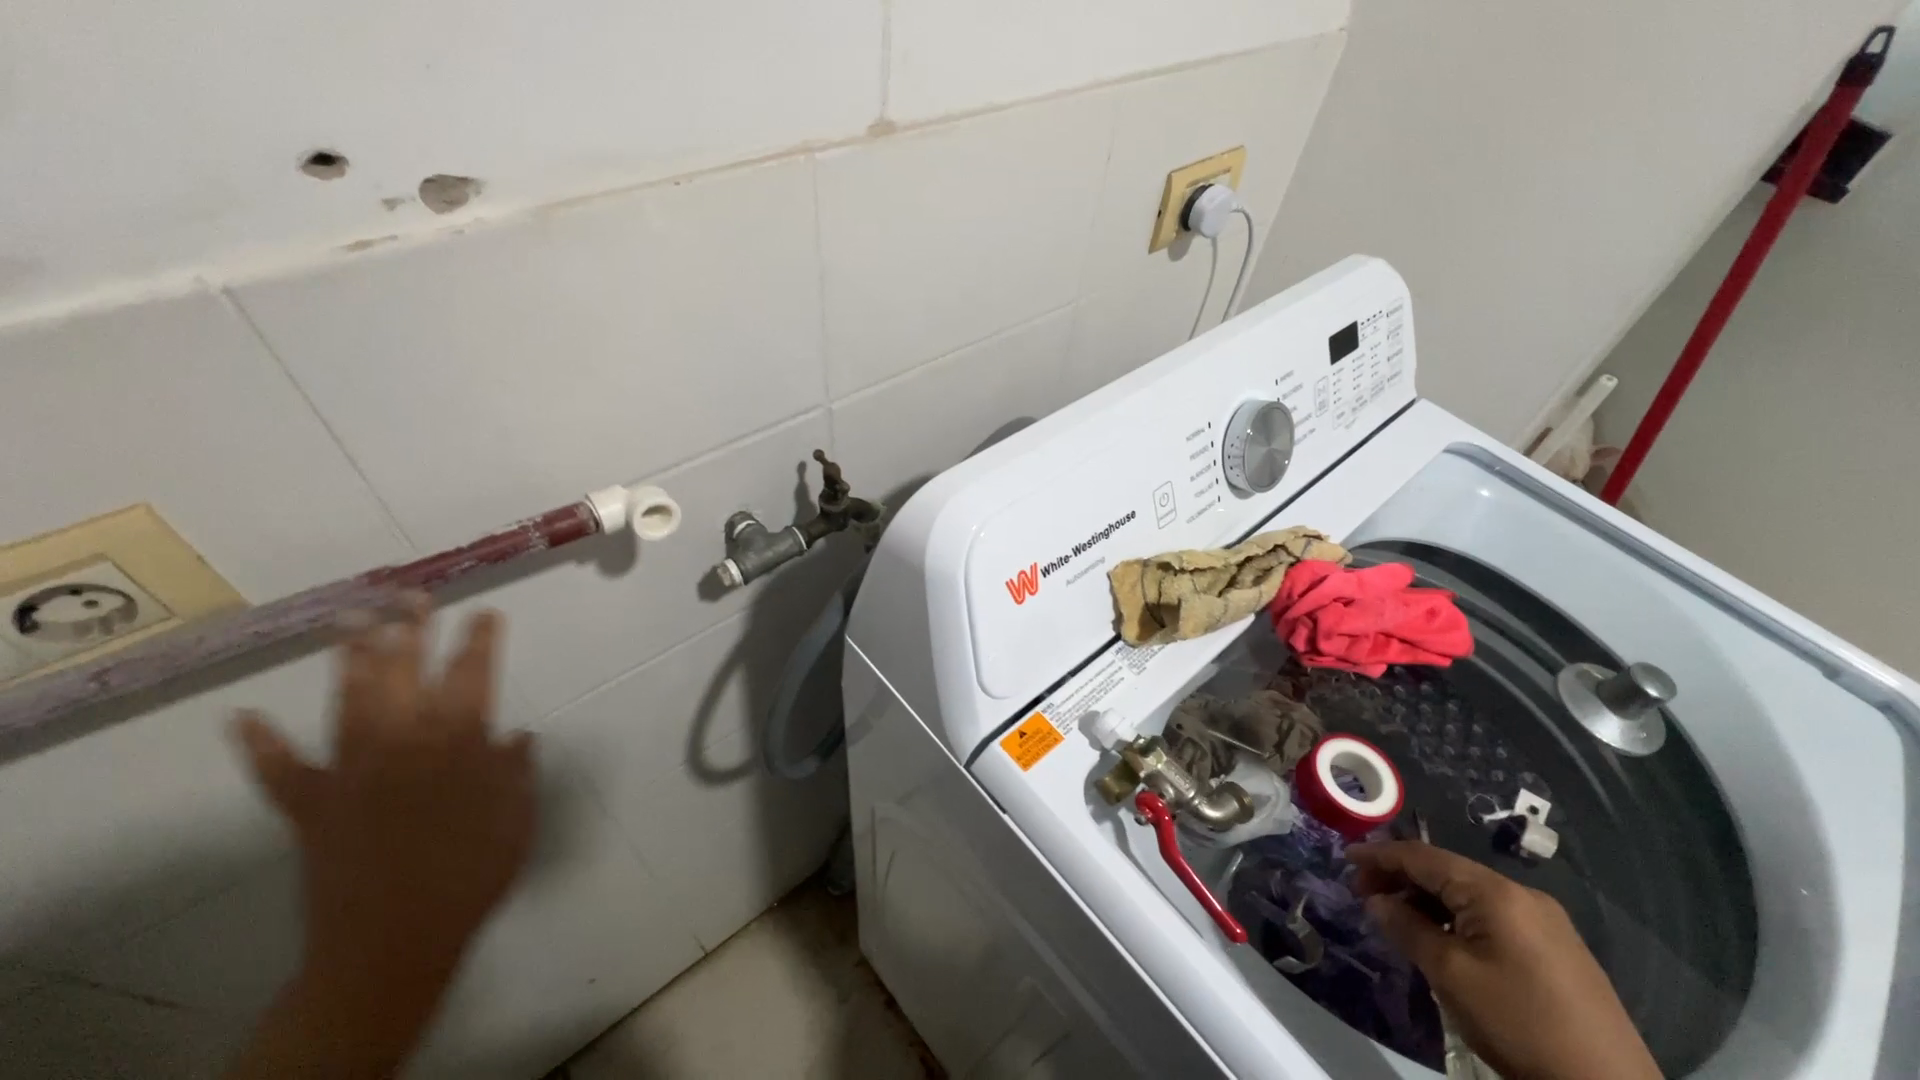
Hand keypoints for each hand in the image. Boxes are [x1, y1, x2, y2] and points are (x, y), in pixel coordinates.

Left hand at [228, 596, 534, 1078]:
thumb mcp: (517, 821)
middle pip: (406, 673)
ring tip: (351, 621)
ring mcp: (351, 768)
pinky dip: (260, 745)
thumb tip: (515, 735)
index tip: (484, 613)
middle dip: (410, 629)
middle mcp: (403, 742)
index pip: (473, 677)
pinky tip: (242, 719)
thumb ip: (516, 773)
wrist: (394, 940)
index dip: (479, 641)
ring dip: (351, 658)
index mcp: (459, 744)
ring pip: (350, 700)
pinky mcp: (310, 803)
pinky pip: (281, 770)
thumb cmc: (471, 876)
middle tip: (410, 595)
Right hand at [1347, 841, 1658, 1079]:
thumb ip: (1408, 929)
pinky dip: (1455, 917)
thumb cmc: (1518, 1022)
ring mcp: (1544, 922)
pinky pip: (1491, 916)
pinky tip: (1438, 937)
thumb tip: (1377, 901)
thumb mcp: (1450, 975)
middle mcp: (1522, 896)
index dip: (1381, 855)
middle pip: (1448, 872)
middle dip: (1402, 877)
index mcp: (1496, 893)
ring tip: (1394, 917)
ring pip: (1469, 895)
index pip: (1426, 858)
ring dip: (1427, 899)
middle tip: (1363, 895)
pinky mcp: (1555, 949)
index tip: (1345, 859)